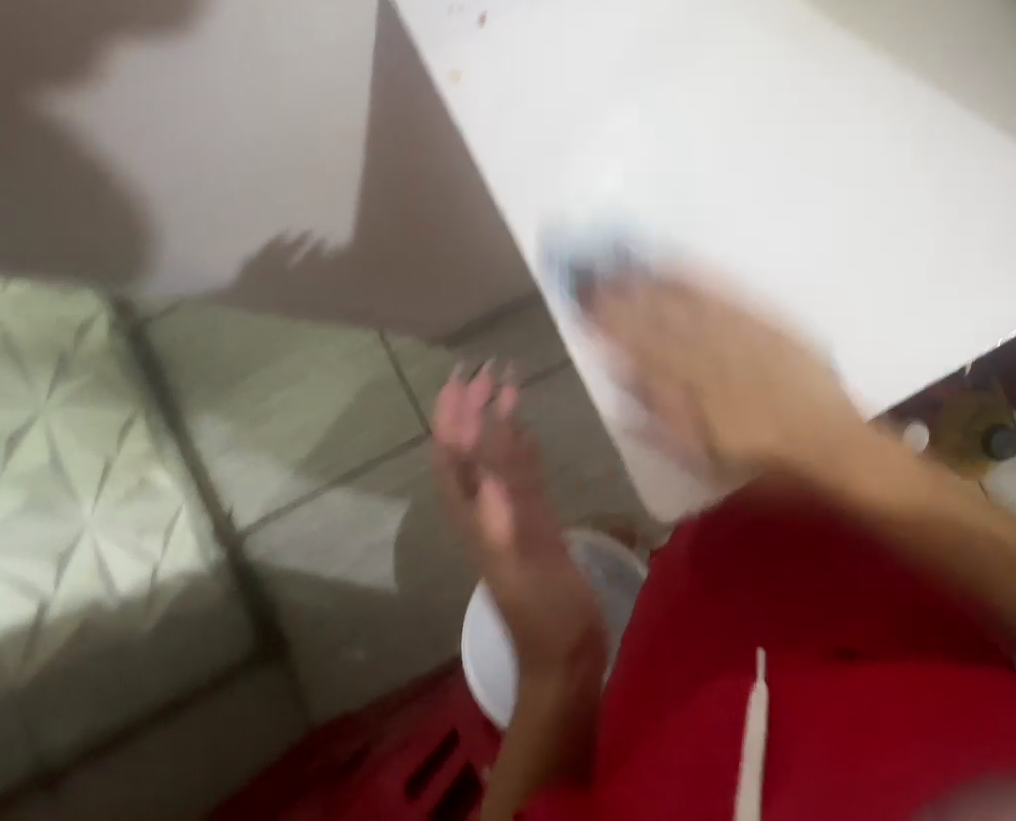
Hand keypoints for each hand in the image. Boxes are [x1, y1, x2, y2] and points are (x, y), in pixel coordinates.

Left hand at [430, 365, 605, 679]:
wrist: (564, 649)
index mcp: (472, 512)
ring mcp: (512, 514)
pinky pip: (524, 475)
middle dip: (473, 407)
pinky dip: (523, 447)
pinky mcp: (538, 522)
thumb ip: (503, 485)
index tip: (461, 373)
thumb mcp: (517, 539)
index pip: (451, 450)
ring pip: (497, 457)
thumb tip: (485, 429)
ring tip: (508, 382)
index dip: (451, 412)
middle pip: (471, 447)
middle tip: (488, 366)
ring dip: (497, 421)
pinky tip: (529, 429)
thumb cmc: (540, 602)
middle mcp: (485, 507)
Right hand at [586, 271, 868, 485]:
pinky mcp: (766, 323)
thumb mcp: (704, 455)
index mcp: (689, 394)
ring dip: (648, 278)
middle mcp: (708, 359)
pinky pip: (724, 294)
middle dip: (619, 292)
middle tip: (587, 264)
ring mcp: (738, 336)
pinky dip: (694, 276)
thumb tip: (625, 380)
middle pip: (655, 321)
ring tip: (617, 254)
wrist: (833, 446)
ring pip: (684, 304)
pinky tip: (672, 260)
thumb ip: (660, 418)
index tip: (580, 298)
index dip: (607, 322)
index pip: (638, 350)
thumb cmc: (766, 463)